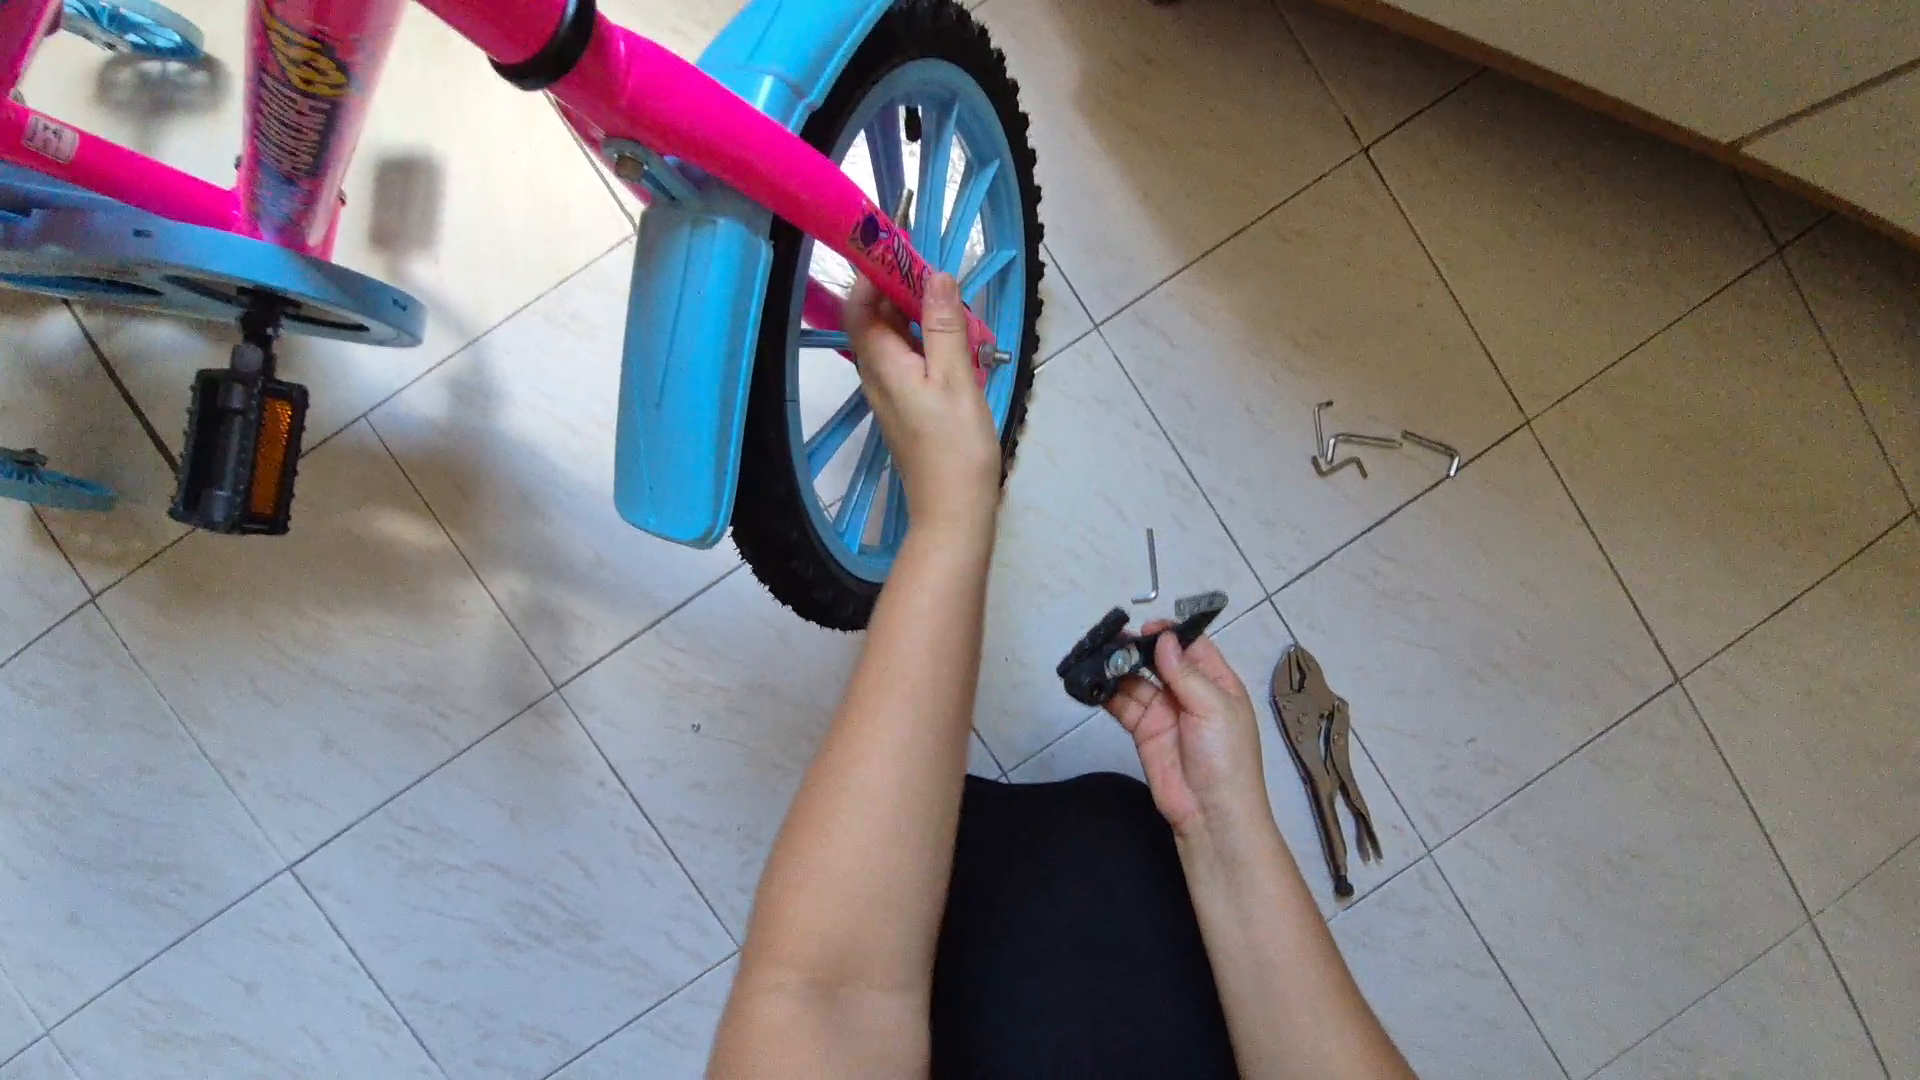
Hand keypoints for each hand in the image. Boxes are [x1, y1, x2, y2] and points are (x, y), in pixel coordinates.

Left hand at [844, 272, 1002, 533]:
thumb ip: (944, 326)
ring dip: (918, 315)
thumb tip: (934, 275)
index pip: (860, 305)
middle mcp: (877, 375)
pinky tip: (956, 342)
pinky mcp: (907, 407)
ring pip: (895, 340)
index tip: (901, 245)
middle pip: (875, 319)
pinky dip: (926, 342)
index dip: (873, 271)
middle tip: (937, 271)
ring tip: (952, 302)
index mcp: (882, 364)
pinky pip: (908, 361)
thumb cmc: (956, 445)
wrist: (954, 508)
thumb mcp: (955, 379)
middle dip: (900, 288)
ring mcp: (891, 393)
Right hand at [1105, 626, 1271, 837]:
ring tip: (1099, 657)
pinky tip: (1094, 682)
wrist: (1211, 814)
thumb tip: (1164, 638)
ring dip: (1119, 668)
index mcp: (1217, 683)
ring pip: (1137, 681)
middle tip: (1114, 639)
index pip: (1192, 648)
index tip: (1147, 627)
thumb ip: (1185, 673)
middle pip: (1159, 661)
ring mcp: (1164, 712)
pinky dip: (1108, 693)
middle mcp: (1189, 693)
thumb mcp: (1214, 708)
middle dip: (1138, 649)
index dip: (1170, 634)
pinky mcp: (1143, 730)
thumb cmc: (1226, 757)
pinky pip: (1123, 705)